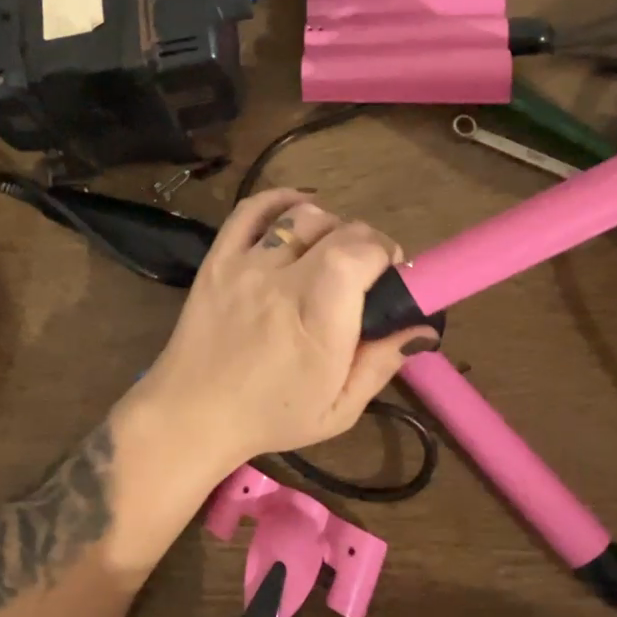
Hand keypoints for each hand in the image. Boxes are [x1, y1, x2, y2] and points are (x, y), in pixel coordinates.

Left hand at [125, 189, 435, 477]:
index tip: (391, 272)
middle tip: (365, 269)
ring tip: (330, 249)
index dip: (383, 251)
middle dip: (363, 240)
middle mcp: (280, 282)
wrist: (193, 411)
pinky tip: (297, 211)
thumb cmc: (271, 415)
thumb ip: (381, 362)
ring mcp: (245, 265)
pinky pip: (249, 210)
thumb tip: (423, 326)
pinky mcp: (217, 257)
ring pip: (298, 216)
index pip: (358, 253)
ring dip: (326, 224)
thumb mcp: (339, 409)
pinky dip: (278, 200)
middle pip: (335, 229)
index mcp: (316, 320)